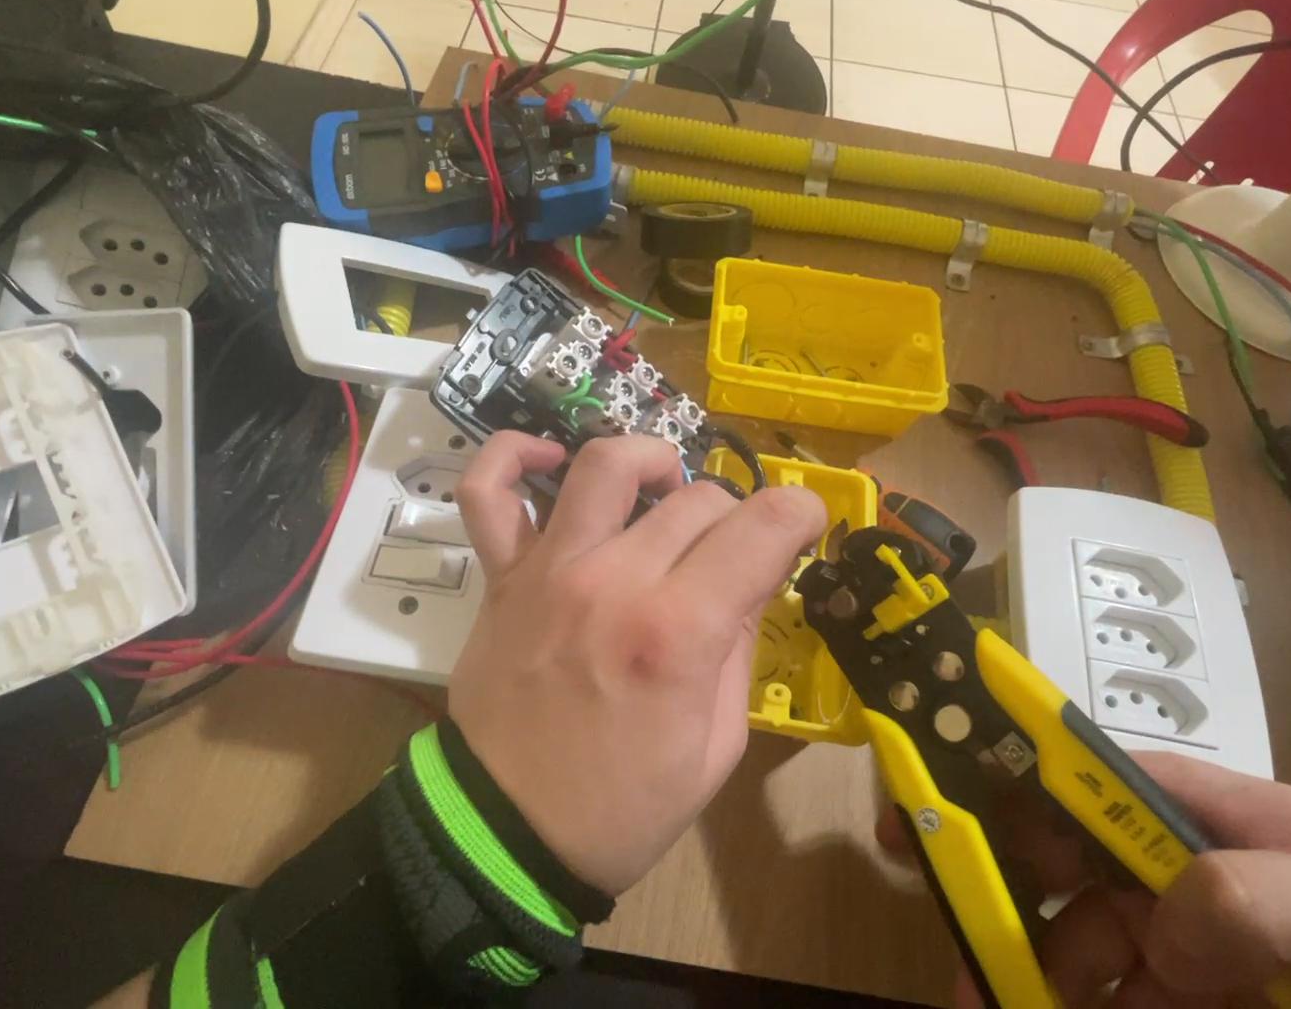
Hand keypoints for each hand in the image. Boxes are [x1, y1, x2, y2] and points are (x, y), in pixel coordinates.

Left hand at [450, 433, 826, 896]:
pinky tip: (549, 459)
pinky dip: (511, 456)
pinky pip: (485, 492)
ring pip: (606, 465)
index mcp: (677, 634)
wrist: (507, 834)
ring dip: (652, 461)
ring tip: (664, 488)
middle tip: (732, 553)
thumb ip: (737, 645)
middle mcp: (614, 581)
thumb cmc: (623, 805)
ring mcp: (549, 571)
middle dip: (735, 515)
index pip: (761, 527)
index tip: (804, 523)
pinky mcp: (501, 576)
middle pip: (696, 498)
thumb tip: (751, 574)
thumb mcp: (716, 745)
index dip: (800, 512)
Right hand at [911, 753, 1290, 1007]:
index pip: (1095, 775)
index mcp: (1224, 819)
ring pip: (1084, 941)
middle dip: (1001, 886)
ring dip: (1026, 966)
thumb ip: (1268, 895)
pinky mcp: (1209, 1008)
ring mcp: (1205, 952)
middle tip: (954, 935)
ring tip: (984, 997)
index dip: (1013, 773)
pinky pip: (1122, 997)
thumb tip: (1157, 933)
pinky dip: (1072, 1004)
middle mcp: (1197, 874)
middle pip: (1069, 862)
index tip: (944, 803)